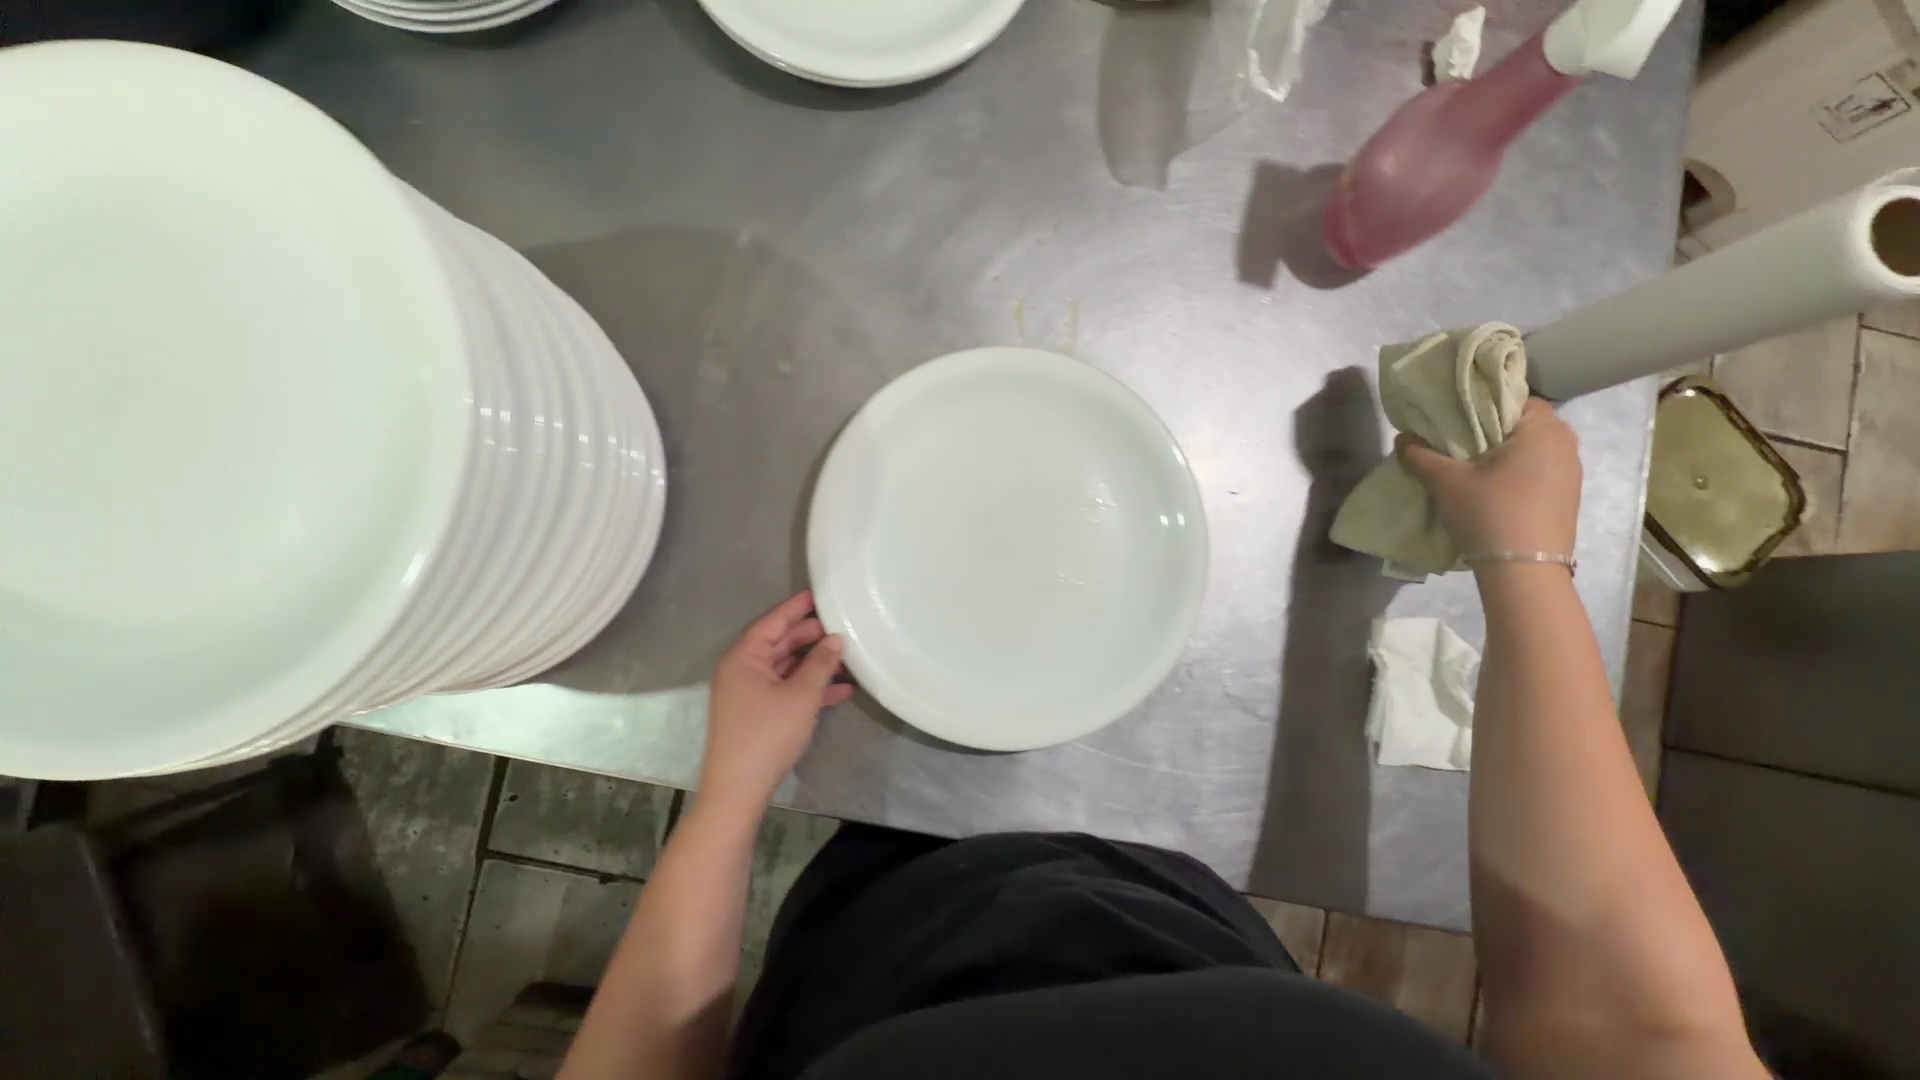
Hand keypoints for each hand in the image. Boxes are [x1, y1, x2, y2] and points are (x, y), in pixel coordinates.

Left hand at [700, 590, 852, 809]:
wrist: (738, 789)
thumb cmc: (767, 734)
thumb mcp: (800, 696)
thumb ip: (820, 664)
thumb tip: (835, 639)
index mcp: (744, 657)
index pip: (773, 622)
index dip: (796, 607)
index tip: (819, 594)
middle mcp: (742, 670)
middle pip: (779, 643)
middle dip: (810, 636)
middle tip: (841, 626)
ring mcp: (748, 694)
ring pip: (785, 668)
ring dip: (814, 664)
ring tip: (847, 656)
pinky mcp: (757, 714)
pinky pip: (785, 690)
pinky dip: (809, 688)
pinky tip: (840, 691)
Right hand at [1398, 397, 1581, 559]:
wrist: (1524, 570)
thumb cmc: (1489, 512)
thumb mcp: (1446, 481)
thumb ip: (1421, 455)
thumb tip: (1403, 439)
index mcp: (1543, 428)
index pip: (1512, 398)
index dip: (1481, 404)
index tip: (1454, 418)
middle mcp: (1566, 444)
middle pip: (1521, 424)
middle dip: (1489, 430)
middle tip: (1455, 442)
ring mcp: (1571, 472)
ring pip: (1530, 449)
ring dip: (1501, 454)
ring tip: (1469, 468)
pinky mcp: (1567, 497)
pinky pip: (1538, 471)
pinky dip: (1514, 473)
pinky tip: (1490, 490)